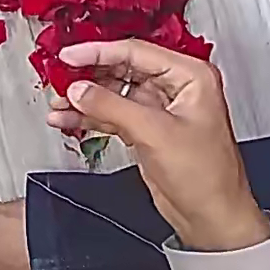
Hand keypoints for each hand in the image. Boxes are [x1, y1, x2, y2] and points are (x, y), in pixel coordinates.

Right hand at [45, 40, 269, 251]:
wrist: (211, 217)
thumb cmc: (207, 177)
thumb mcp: (155, 133)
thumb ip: (112, 107)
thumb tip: (80, 89)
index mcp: (190, 76)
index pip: (135, 52)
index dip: (98, 52)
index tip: (69, 56)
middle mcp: (175, 87)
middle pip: (121, 70)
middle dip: (88, 77)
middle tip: (59, 79)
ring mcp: (159, 109)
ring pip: (113, 93)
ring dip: (84, 99)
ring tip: (58, 103)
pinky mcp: (146, 129)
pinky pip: (112, 115)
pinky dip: (89, 118)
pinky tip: (68, 119)